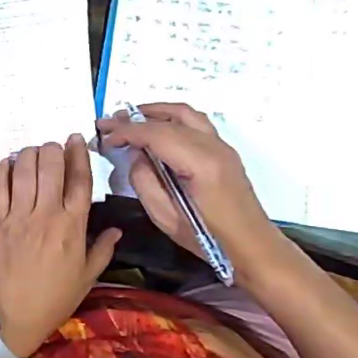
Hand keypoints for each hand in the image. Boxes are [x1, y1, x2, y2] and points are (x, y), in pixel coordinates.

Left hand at [0, 134, 122, 357]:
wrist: (13, 316)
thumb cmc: (54, 298)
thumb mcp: (88, 277)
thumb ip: (103, 249)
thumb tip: (117, 229)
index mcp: (73, 226)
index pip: (80, 180)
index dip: (79, 154)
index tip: (76, 139)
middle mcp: (46, 215)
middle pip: (51, 166)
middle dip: (53, 148)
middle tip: (53, 147)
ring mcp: (18, 216)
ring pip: (24, 170)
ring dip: (30, 154)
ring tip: (33, 152)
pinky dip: (3, 169)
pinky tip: (9, 164)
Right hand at [95, 103, 281, 269]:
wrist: (252, 246)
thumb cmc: (209, 239)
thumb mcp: (165, 217)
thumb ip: (144, 181)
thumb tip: (137, 156)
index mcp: (200, 164)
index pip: (156, 133)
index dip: (127, 131)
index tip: (105, 135)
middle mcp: (214, 146)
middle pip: (170, 119)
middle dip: (136, 118)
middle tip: (110, 121)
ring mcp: (223, 146)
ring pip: (186, 114)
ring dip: (157, 111)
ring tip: (132, 116)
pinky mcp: (225, 151)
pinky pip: (196, 123)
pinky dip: (173, 118)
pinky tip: (158, 127)